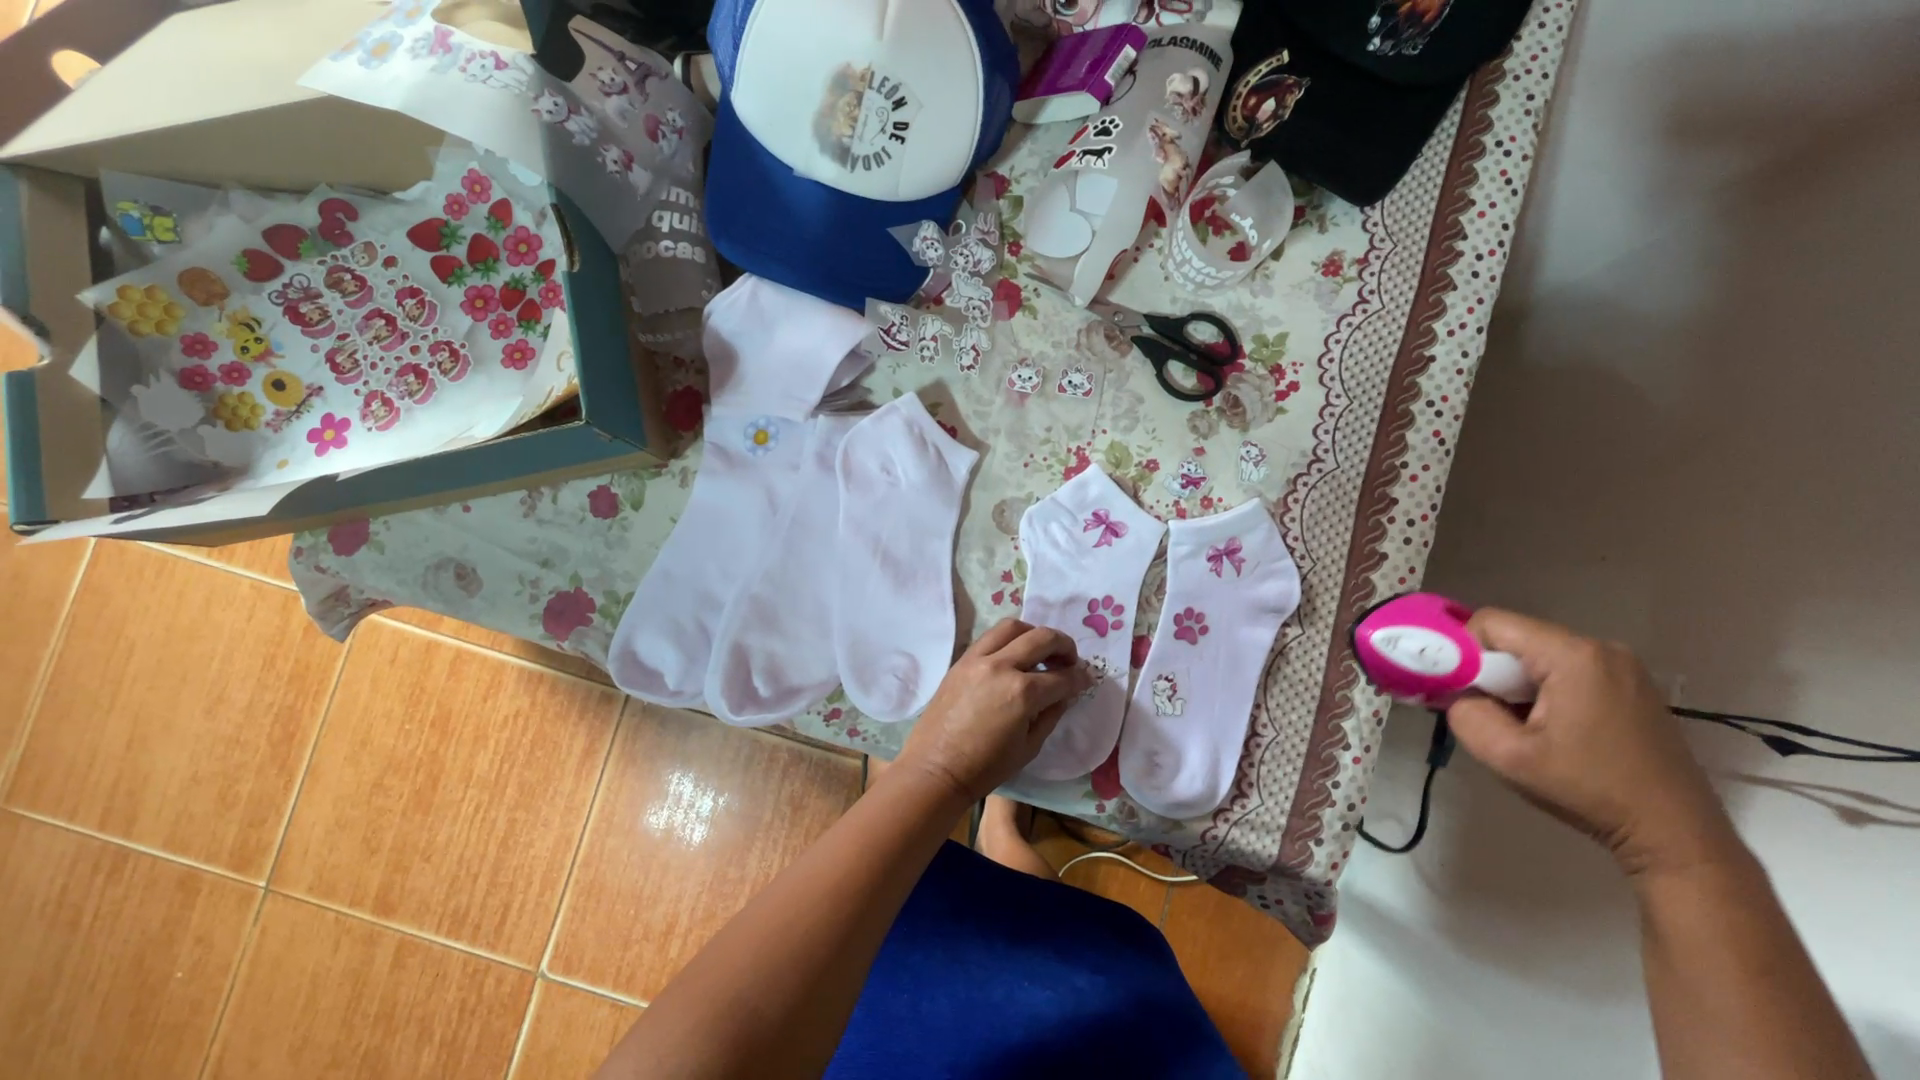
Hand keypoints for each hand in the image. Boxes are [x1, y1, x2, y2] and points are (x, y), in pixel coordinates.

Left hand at [894, 619, 1092, 803]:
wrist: (936, 768)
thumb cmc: (986, 767)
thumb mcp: (1029, 746)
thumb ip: (1051, 714)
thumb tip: (1065, 693)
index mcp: (1023, 693)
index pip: (1062, 677)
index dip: (1080, 678)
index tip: (1086, 679)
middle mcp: (1002, 666)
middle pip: (1042, 638)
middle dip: (1064, 646)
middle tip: (1069, 660)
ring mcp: (977, 659)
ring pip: (1013, 626)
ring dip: (1033, 633)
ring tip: (1041, 651)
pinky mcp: (961, 661)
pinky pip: (989, 637)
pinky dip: (1008, 640)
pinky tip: (1014, 656)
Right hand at [1445, 609, 1743, 880]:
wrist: (1673, 831)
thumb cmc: (1588, 790)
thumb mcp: (1508, 757)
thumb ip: (1466, 714)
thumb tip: (1455, 693)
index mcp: (1574, 655)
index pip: (1492, 623)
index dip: (1463, 651)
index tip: (1460, 692)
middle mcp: (1602, 648)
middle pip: (1518, 638)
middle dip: (1492, 673)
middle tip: (1490, 717)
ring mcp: (1623, 666)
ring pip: (1541, 656)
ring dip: (1518, 685)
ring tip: (1524, 730)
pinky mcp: (1633, 686)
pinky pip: (1568, 671)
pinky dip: (1546, 692)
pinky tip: (1554, 731)